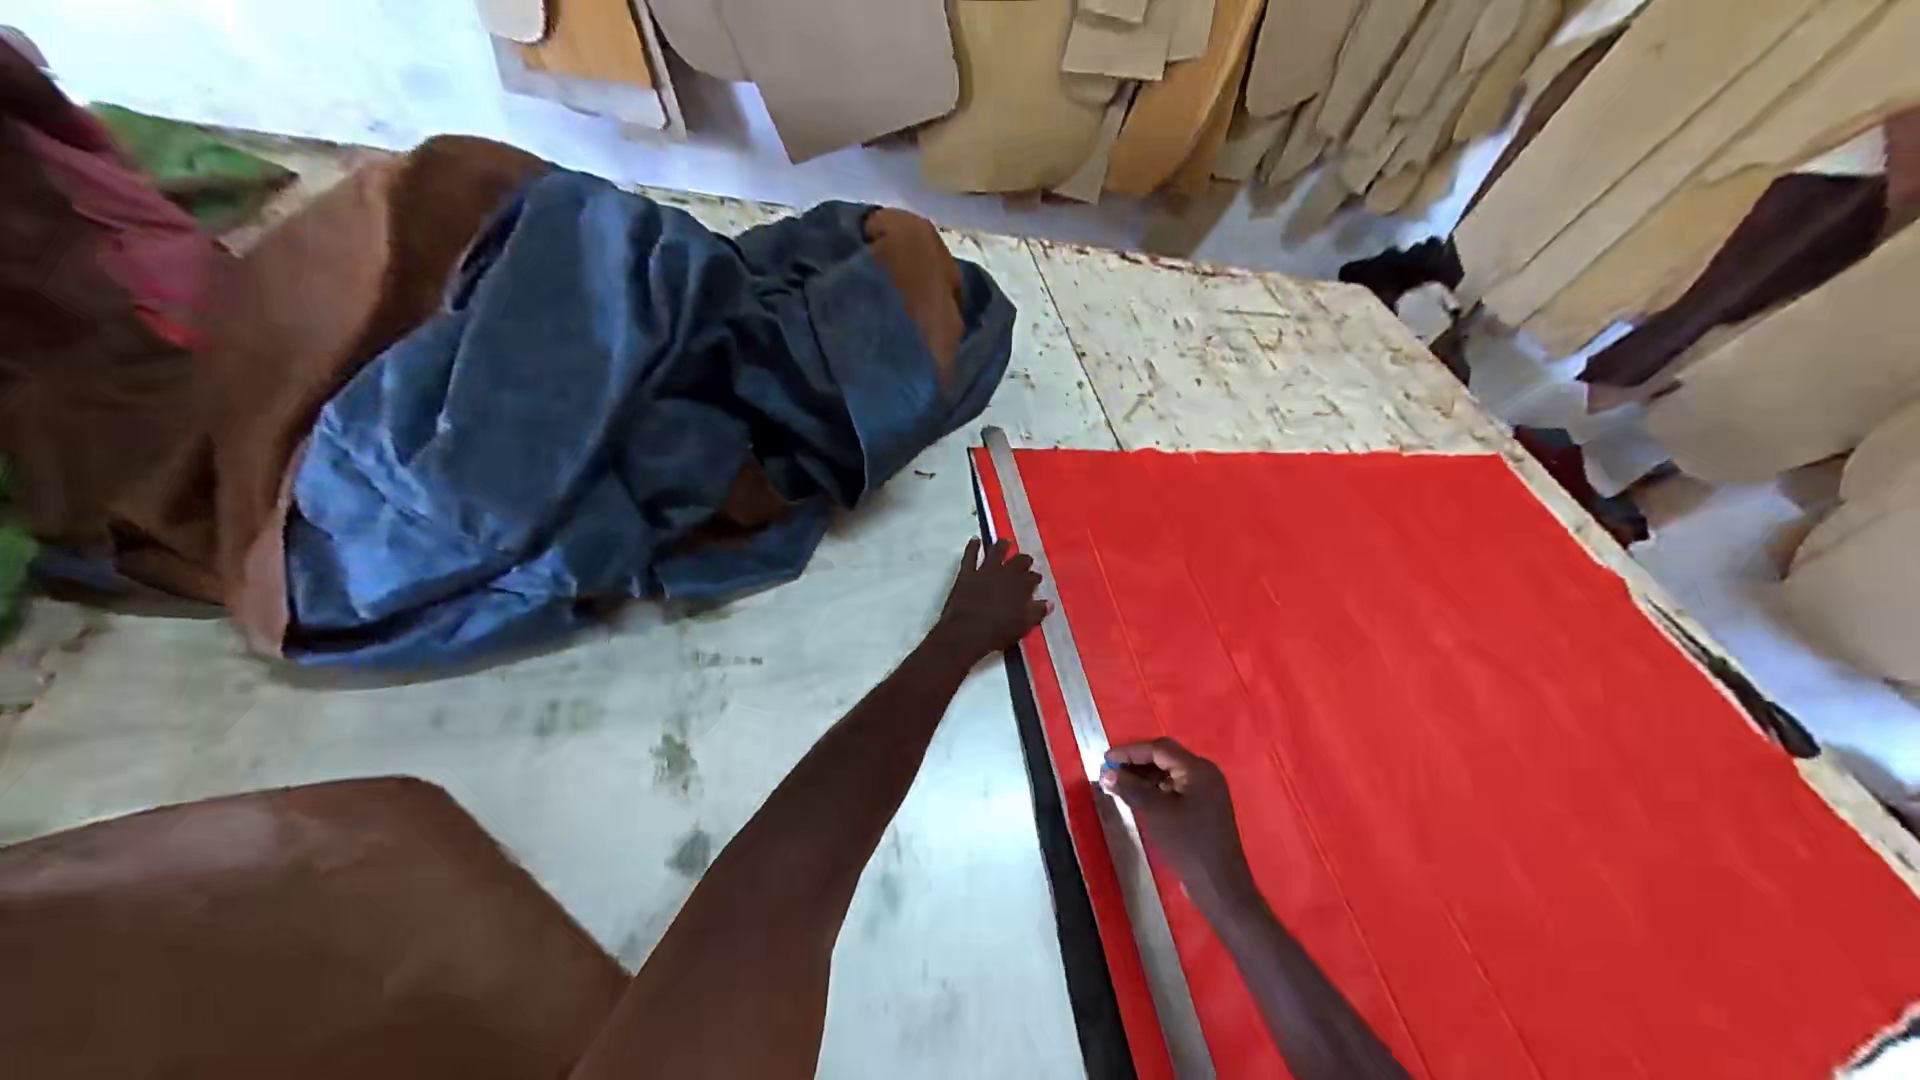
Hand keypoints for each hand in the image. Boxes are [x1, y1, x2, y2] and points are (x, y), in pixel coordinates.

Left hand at [927, 538, 1047, 663]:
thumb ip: (1036, 612)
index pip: (1032, 577)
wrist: (967, 632)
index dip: (1034, 577)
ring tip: (1005, 542)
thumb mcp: (1022, 625)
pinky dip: (972, 546)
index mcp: (1020, 586)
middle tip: (1026, 559)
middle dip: (1023, 560)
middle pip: (1017, 562)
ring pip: (995, 552)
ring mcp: (984, 571)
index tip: (1036, 579)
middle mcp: (1004, 574)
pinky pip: (970, 556)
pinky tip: (975, 539)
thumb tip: (1049, 603)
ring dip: (1001, 546)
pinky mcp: (967, 574)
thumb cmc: (998, 632)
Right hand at [1101, 738, 1257, 911]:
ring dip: (1145, 775)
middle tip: (1111, 770)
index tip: (1106, 759)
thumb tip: (1107, 773)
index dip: (1130, 751)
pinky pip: (1176, 787)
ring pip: (1170, 772)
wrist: (1219, 886)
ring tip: (1120, 783)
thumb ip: (1130, 788)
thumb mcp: (1155, 812)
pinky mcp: (1204, 807)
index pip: (1159, 749)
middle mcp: (1205, 774)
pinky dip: (1156, 788)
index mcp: (1198, 769)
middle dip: (1137, 761)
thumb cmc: (1187, 844)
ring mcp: (1207, 791)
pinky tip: (1139, 796)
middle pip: (1165, 757)